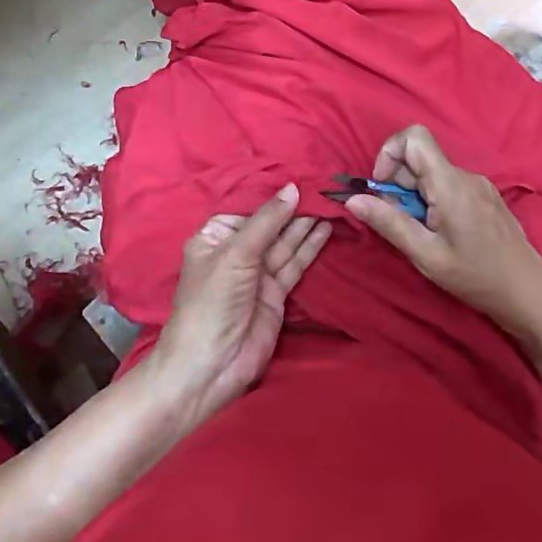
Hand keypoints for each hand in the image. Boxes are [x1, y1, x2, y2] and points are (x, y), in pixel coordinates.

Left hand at [150, 184, 329, 421]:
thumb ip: (267, 221)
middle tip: (325, 187)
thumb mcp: (236, 255)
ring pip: (285, 242)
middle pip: (270, 224)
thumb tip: (292, 188)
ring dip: (306, 224)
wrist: (210, 367)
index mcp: (215, 236)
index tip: (302, 174)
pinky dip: (310, 247)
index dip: (274, 193)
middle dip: (294, 207)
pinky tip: (326, 228)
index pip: (249, 206)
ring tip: (331, 202)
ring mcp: (257, 273)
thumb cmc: (212, 302)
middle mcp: (236, 251)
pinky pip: (295, 263)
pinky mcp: (275, 293)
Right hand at [344, 125, 541, 344]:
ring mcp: (477, 184)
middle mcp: (465, 175)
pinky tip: (441, 233)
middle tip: (401, 223)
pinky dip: (431, 201)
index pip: (414, 136)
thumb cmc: (476, 277)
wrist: (528, 291)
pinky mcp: (483, 196)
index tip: (383, 190)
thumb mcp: (426, 255)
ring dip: (414, 196)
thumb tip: (353, 199)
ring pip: (431, 173)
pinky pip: (447, 185)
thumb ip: (389, 223)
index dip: (389, 154)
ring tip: (423, 233)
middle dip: (398, 184)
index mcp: (450, 183)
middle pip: (419, 158)